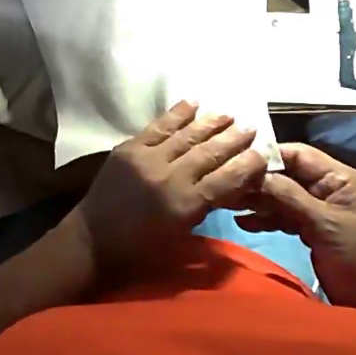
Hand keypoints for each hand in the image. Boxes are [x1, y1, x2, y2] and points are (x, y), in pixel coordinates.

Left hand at [69, 102, 267, 283]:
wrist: (93, 239)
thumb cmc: (140, 250)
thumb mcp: (180, 237)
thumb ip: (205, 210)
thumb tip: (229, 186)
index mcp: (184, 206)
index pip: (225, 180)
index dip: (246, 165)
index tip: (262, 153)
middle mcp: (169, 178)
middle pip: (209, 153)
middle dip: (233, 139)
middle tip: (251, 127)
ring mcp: (147, 159)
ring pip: (187, 136)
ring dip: (210, 123)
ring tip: (228, 114)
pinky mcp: (129, 148)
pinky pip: (158, 127)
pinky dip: (177, 114)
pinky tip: (193, 104)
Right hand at [242, 144, 355, 316]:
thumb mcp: (326, 226)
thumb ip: (290, 197)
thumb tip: (255, 173)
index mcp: (342, 179)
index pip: (299, 155)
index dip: (268, 156)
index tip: (236, 161)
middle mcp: (330, 189)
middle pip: (288, 175)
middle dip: (259, 180)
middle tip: (226, 185)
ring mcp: (321, 211)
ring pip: (283, 196)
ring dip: (258, 200)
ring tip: (228, 203)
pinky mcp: (314, 232)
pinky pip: (285, 217)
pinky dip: (266, 219)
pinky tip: (243, 222)